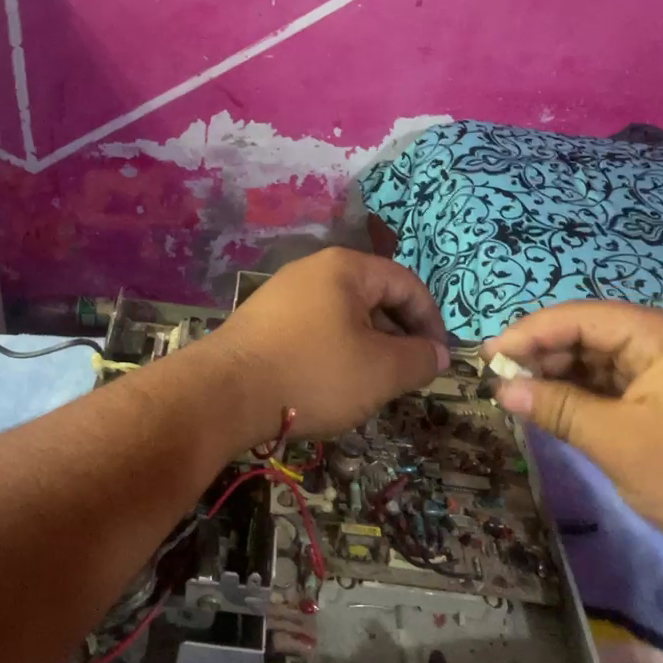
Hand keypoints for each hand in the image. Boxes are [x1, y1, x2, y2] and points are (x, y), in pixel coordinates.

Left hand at [206, 247, 449, 443]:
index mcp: (345, 268)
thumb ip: (419, 359)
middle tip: (407, 376)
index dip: (431, 321)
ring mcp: (282, 294)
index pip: (406, 283)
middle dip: (398, 336)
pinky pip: (314, 329)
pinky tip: (330, 385)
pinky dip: (333, 352)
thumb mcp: (381, 371)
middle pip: (373, 297)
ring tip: (371, 386)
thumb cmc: (312, 374)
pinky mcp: (262, 321)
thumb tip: (438, 354)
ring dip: (367, 347)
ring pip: (343, 316)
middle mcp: (312, 270)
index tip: (439, 360)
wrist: (223, 394)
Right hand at [489, 301, 662, 567]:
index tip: (485, 359)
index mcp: (659, 334)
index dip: (527, 334)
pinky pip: (617, 384)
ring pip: (599, 360)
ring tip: (520, 398)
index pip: (577, 317)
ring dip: (560, 377)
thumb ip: (556, 408)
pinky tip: (558, 410)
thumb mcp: (617, 442)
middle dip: (542, 356)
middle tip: (499, 384)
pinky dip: (585, 395)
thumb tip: (501, 389)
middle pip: (587, 334)